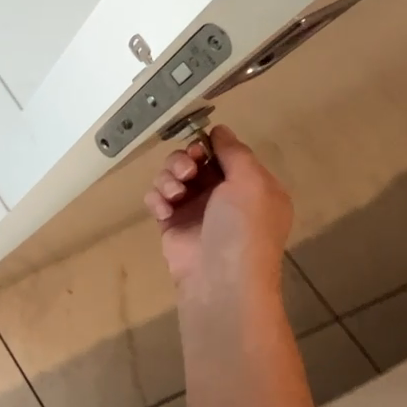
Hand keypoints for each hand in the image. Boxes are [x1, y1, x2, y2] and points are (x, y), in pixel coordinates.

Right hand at [144, 126, 291, 296]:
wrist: (219, 276)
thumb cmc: (243, 228)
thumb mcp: (251, 183)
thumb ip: (234, 152)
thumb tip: (219, 129)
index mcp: (250, 184)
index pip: (224, 153)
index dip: (207, 146)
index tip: (198, 150)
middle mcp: (223, 194)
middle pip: (193, 161)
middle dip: (183, 161)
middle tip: (185, 174)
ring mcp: (195, 209)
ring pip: (171, 176)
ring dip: (167, 179)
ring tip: (173, 195)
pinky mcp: (171, 222)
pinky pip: (156, 198)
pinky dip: (156, 199)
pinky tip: (163, 210)